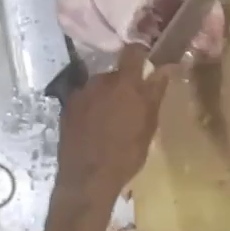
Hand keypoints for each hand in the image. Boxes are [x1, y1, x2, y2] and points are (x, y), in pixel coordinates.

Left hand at [54, 45, 171, 210]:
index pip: (133, 52)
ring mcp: (80, 94)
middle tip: (131, 106)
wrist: (87, 178)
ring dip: (106, 97)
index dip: (140, 53)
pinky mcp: (67, 108)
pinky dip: (91, 108)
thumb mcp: (148, 127)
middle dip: (124, 85)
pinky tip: (94, 128)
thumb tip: (163, 70)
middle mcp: (100, 81)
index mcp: (124, 83)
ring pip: (99, 88)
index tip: (146, 61)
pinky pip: (85, 100)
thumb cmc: (126, 154)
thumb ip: (154, 95)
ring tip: (111, 121)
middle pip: (115, 73)